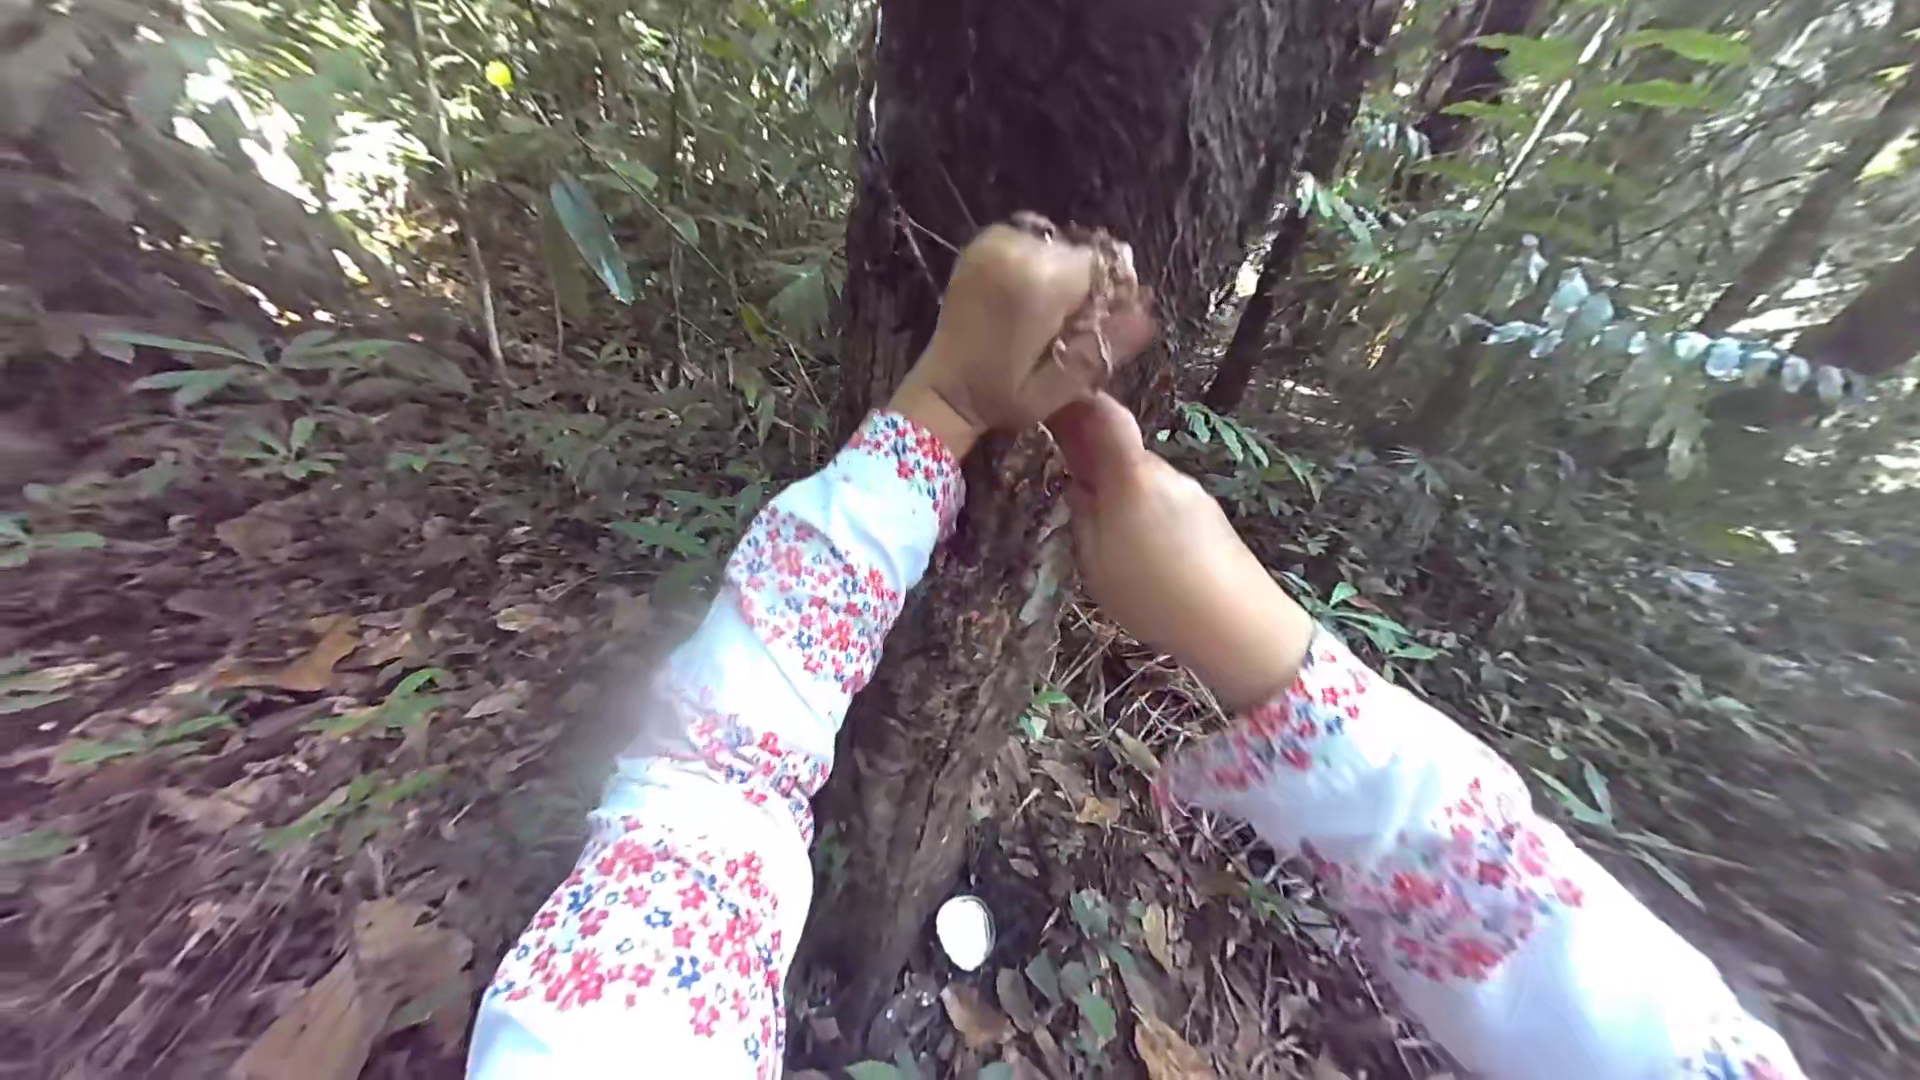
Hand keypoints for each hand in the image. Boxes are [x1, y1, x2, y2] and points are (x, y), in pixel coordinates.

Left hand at [888, 221, 1154, 455]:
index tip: (1093, 330)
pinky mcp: (981, 243)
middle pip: (1081, 255)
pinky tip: (1022, 301)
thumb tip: (1148, 315)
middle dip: (1082, 288)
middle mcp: (1018, 248)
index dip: (1107, 299)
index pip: (1104, 267)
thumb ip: (1102, 348)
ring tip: (1039, 319)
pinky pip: (1030, 243)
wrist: (943, 389)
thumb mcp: (1057, 387)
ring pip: (1057, 247)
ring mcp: (995, 240)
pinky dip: (1035, 267)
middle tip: (1062, 331)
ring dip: (1059, 277)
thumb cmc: (1000, 397)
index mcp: (1039, 282)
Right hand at [1047, 394, 1314, 709]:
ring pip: (1143, 476)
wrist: (1235, 623)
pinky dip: (1143, 507)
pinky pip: (1163, 496)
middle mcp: (1163, 472)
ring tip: (1107, 533)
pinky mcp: (1207, 512)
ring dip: (1120, 489)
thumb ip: (1083, 517)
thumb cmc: (1152, 594)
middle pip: (1122, 448)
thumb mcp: (1095, 563)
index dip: (1076, 404)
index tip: (1051, 410)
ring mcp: (1190, 491)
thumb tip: (1077, 486)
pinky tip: (1142, 547)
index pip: (1102, 414)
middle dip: (1093, 458)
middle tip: (1069, 486)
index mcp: (1130, 476)